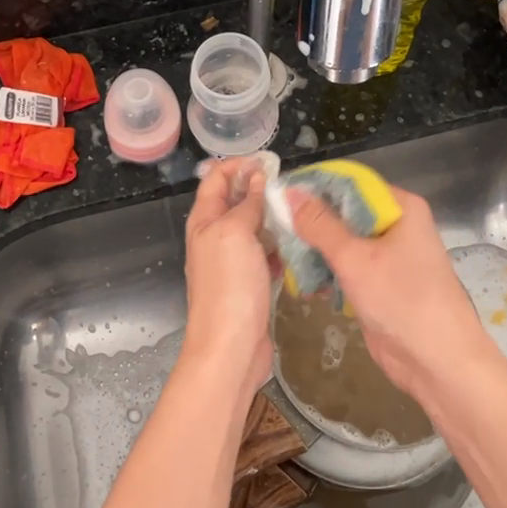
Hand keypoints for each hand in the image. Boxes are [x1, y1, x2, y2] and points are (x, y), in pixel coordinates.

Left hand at [181, 157, 276, 398]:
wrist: (230, 348)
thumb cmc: (229, 286)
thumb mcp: (235, 233)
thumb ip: (246, 203)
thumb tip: (256, 176)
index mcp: (205, 220)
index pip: (216, 179)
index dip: (238, 164)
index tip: (269, 159)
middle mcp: (215, 237)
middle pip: (236, 202)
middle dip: (260, 188)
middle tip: (292, 184)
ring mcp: (233, 263)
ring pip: (254, 229)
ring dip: (273, 218)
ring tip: (301, 210)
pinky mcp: (250, 284)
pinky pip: (265, 256)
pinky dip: (280, 248)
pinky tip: (299, 246)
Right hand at [289, 187, 488, 407]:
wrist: (439, 362)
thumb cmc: (402, 300)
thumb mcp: (355, 258)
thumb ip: (319, 225)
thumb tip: (290, 193)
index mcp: (400, 208)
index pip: (350, 184)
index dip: (315, 188)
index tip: (280, 196)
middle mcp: (395, 226)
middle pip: (344, 213)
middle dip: (311, 223)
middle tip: (275, 230)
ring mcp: (388, 257)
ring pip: (342, 243)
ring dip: (315, 251)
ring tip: (284, 257)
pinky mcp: (380, 284)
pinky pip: (347, 268)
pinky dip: (327, 273)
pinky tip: (304, 283)